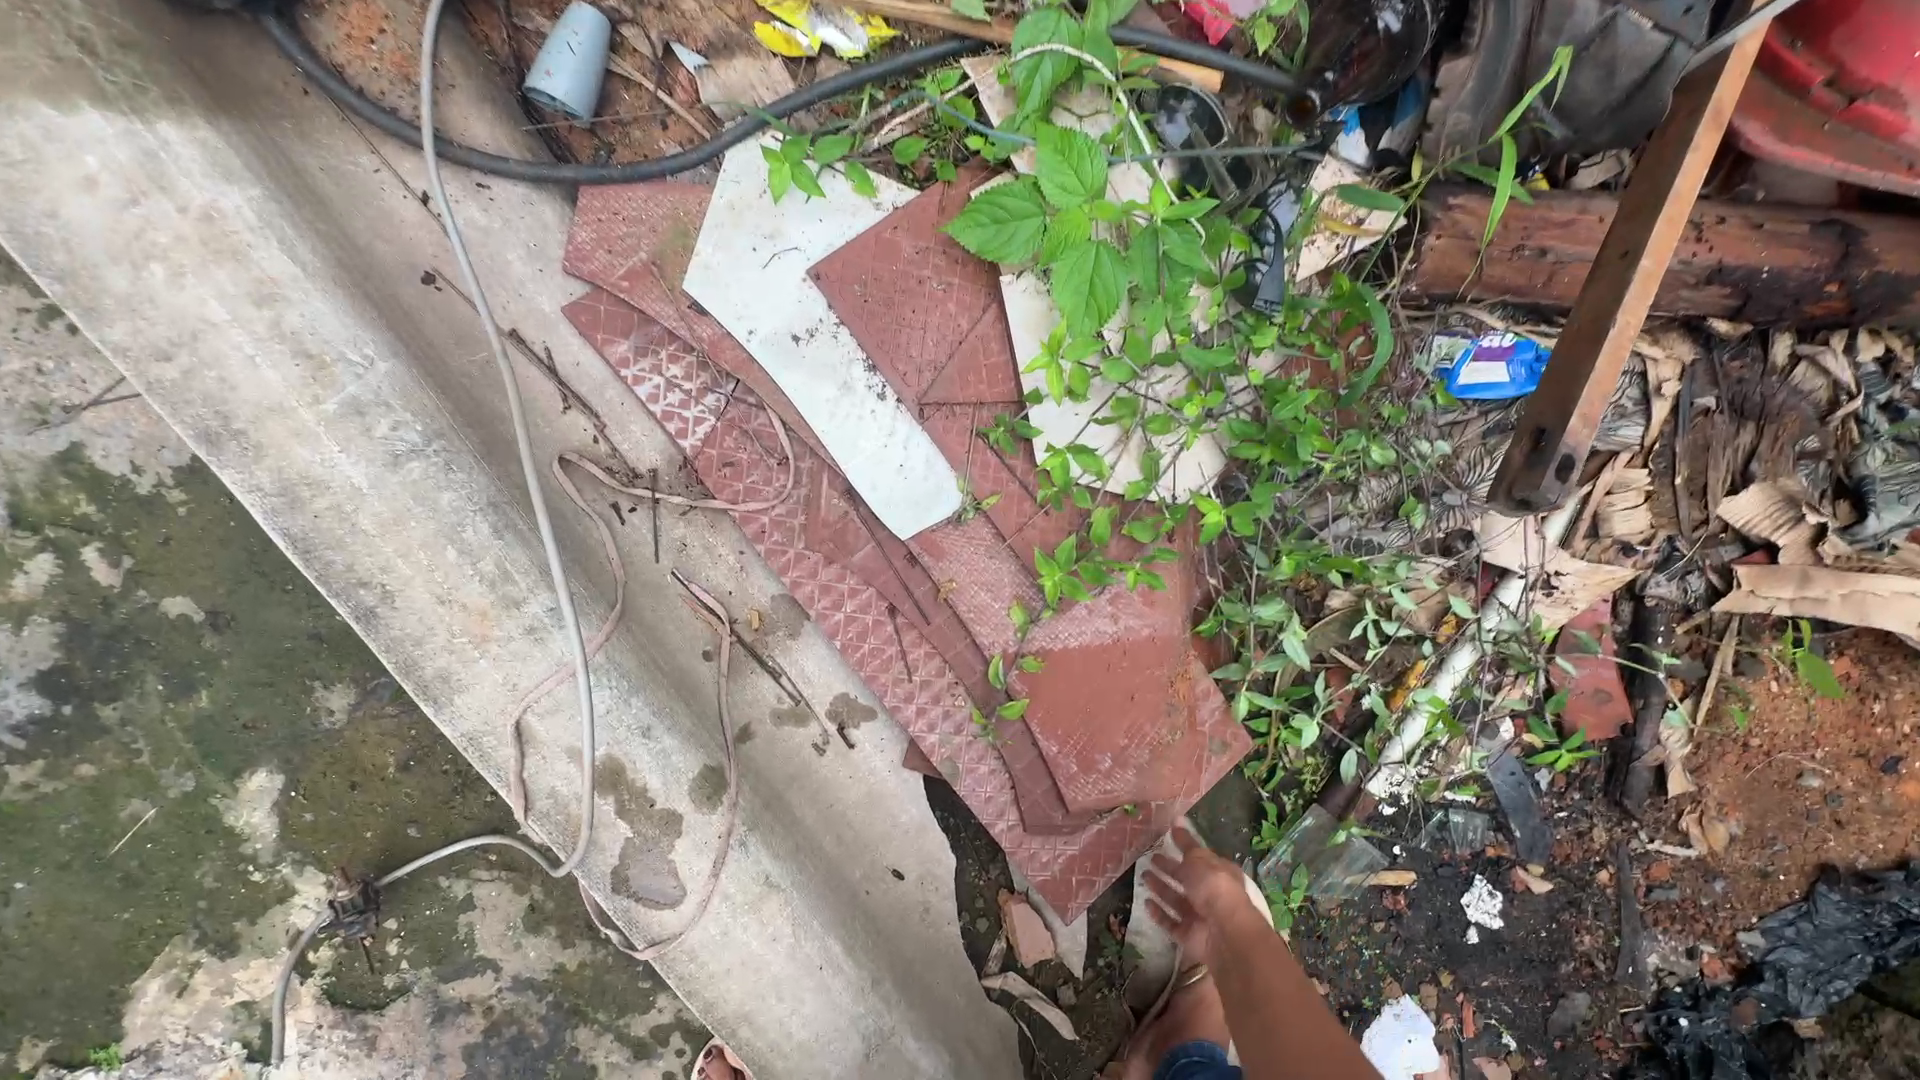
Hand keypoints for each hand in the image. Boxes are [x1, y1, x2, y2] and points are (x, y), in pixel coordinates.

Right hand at [1142, 820, 1265, 966]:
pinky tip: (1146, 902)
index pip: (1200, 859)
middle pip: (1186, 879)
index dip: (1184, 850)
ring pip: (1176, 900)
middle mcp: (1211, 894)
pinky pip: (1170, 922)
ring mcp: (1200, 916)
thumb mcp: (1198, 858)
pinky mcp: (1189, 935)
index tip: (1166, 841)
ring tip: (1143, 876)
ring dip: (1161, 889)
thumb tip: (1176, 820)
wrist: (1223, 930)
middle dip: (1169, 869)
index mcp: (1219, 873)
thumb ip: (1185, 842)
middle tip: (1150, 859)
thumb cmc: (1213, 886)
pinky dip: (1159, 913)